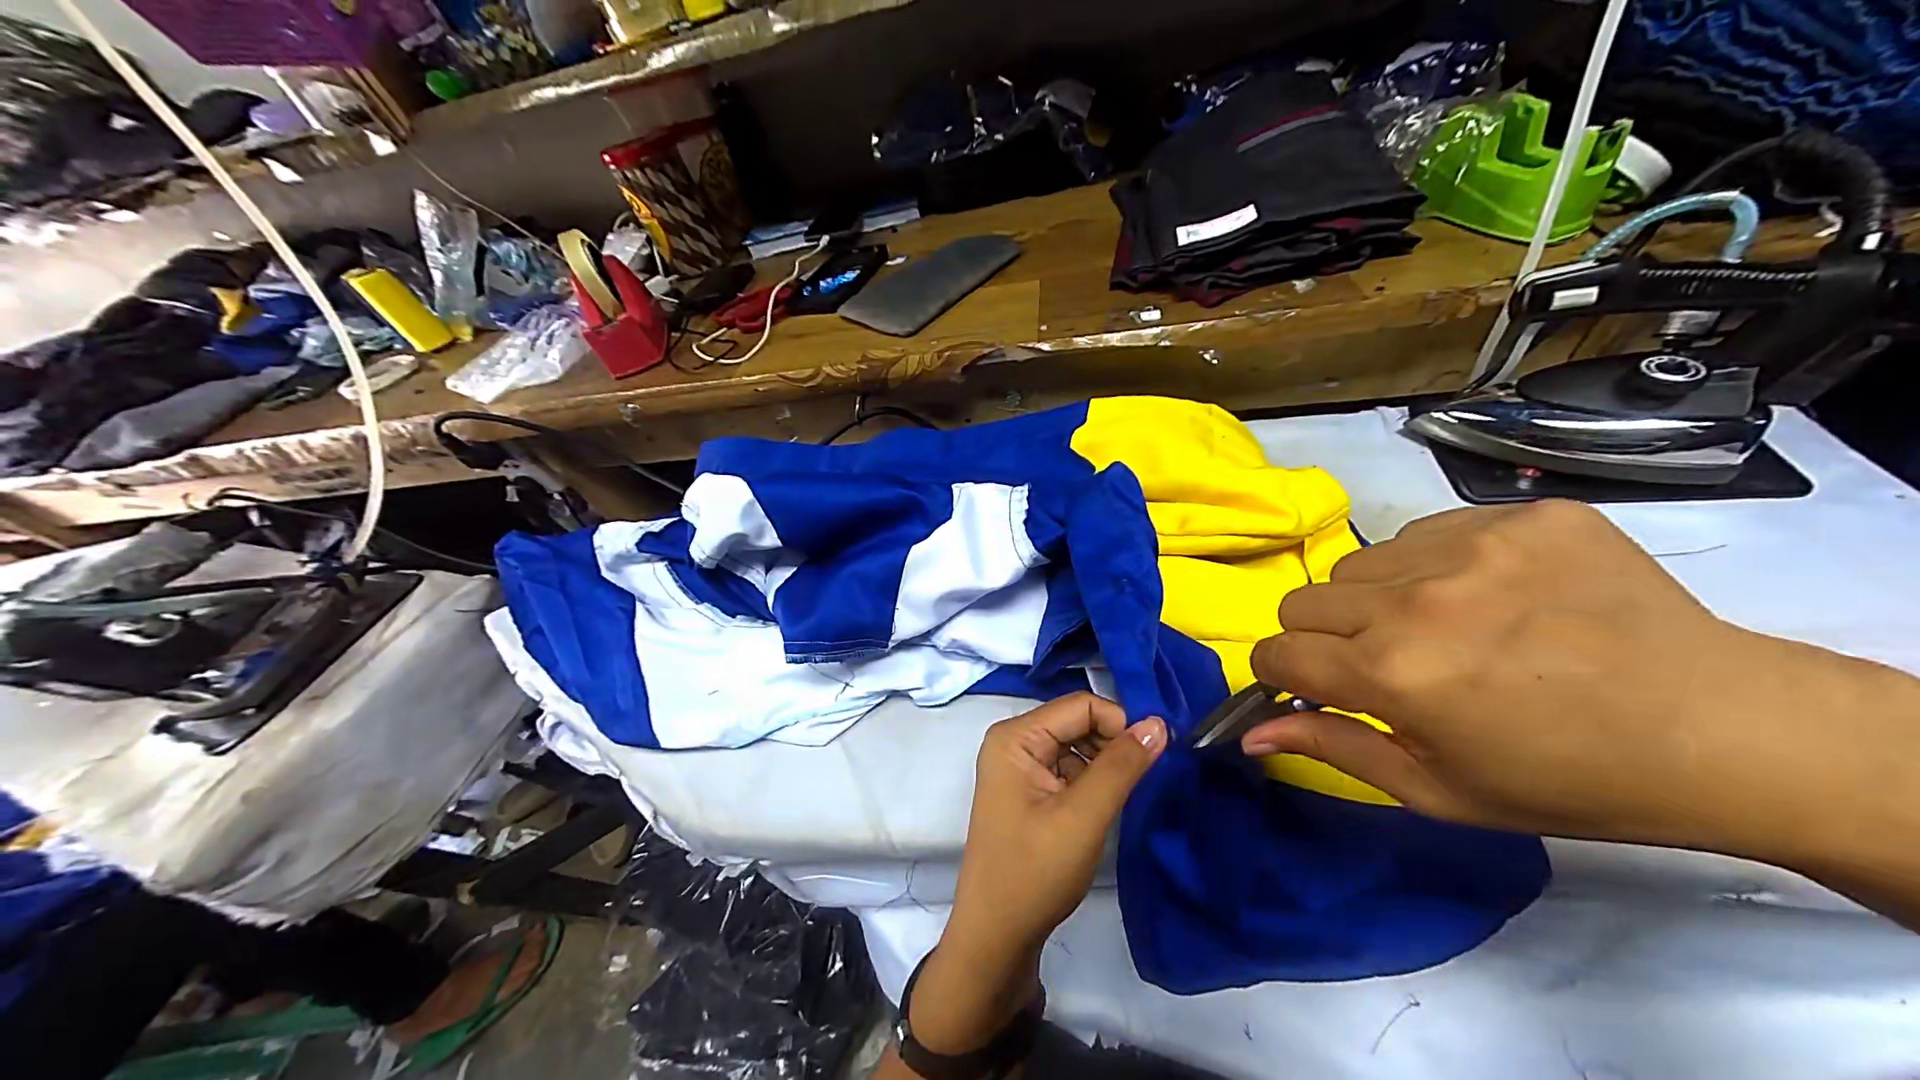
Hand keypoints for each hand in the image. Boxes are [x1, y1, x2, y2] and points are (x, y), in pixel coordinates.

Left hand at [899, 693, 1164, 1057]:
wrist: (997, 934)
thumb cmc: (1035, 872)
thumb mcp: (1084, 816)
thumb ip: (1121, 766)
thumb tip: (1159, 724)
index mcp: (1015, 737)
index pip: (1081, 705)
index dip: (1120, 725)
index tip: (1152, 758)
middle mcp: (1013, 741)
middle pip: (1078, 722)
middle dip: (1113, 745)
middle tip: (1139, 783)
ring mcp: (1018, 767)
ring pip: (1077, 746)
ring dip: (1105, 766)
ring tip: (1119, 801)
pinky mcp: (1028, 790)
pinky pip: (1069, 768)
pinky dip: (1092, 782)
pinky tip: (1102, 810)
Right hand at [1241, 499, 1919, 867]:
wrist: (1724, 728)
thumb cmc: (1567, 778)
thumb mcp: (1440, 790)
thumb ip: (1334, 748)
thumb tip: (1249, 732)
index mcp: (1392, 673)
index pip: (1276, 651)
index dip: (1281, 672)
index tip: (1310, 683)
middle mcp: (1415, 600)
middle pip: (1304, 599)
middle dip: (1322, 635)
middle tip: (1382, 661)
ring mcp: (1471, 547)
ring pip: (1360, 562)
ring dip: (1378, 596)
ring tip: (1443, 625)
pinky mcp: (1521, 515)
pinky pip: (1427, 530)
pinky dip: (1436, 564)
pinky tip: (1492, 595)